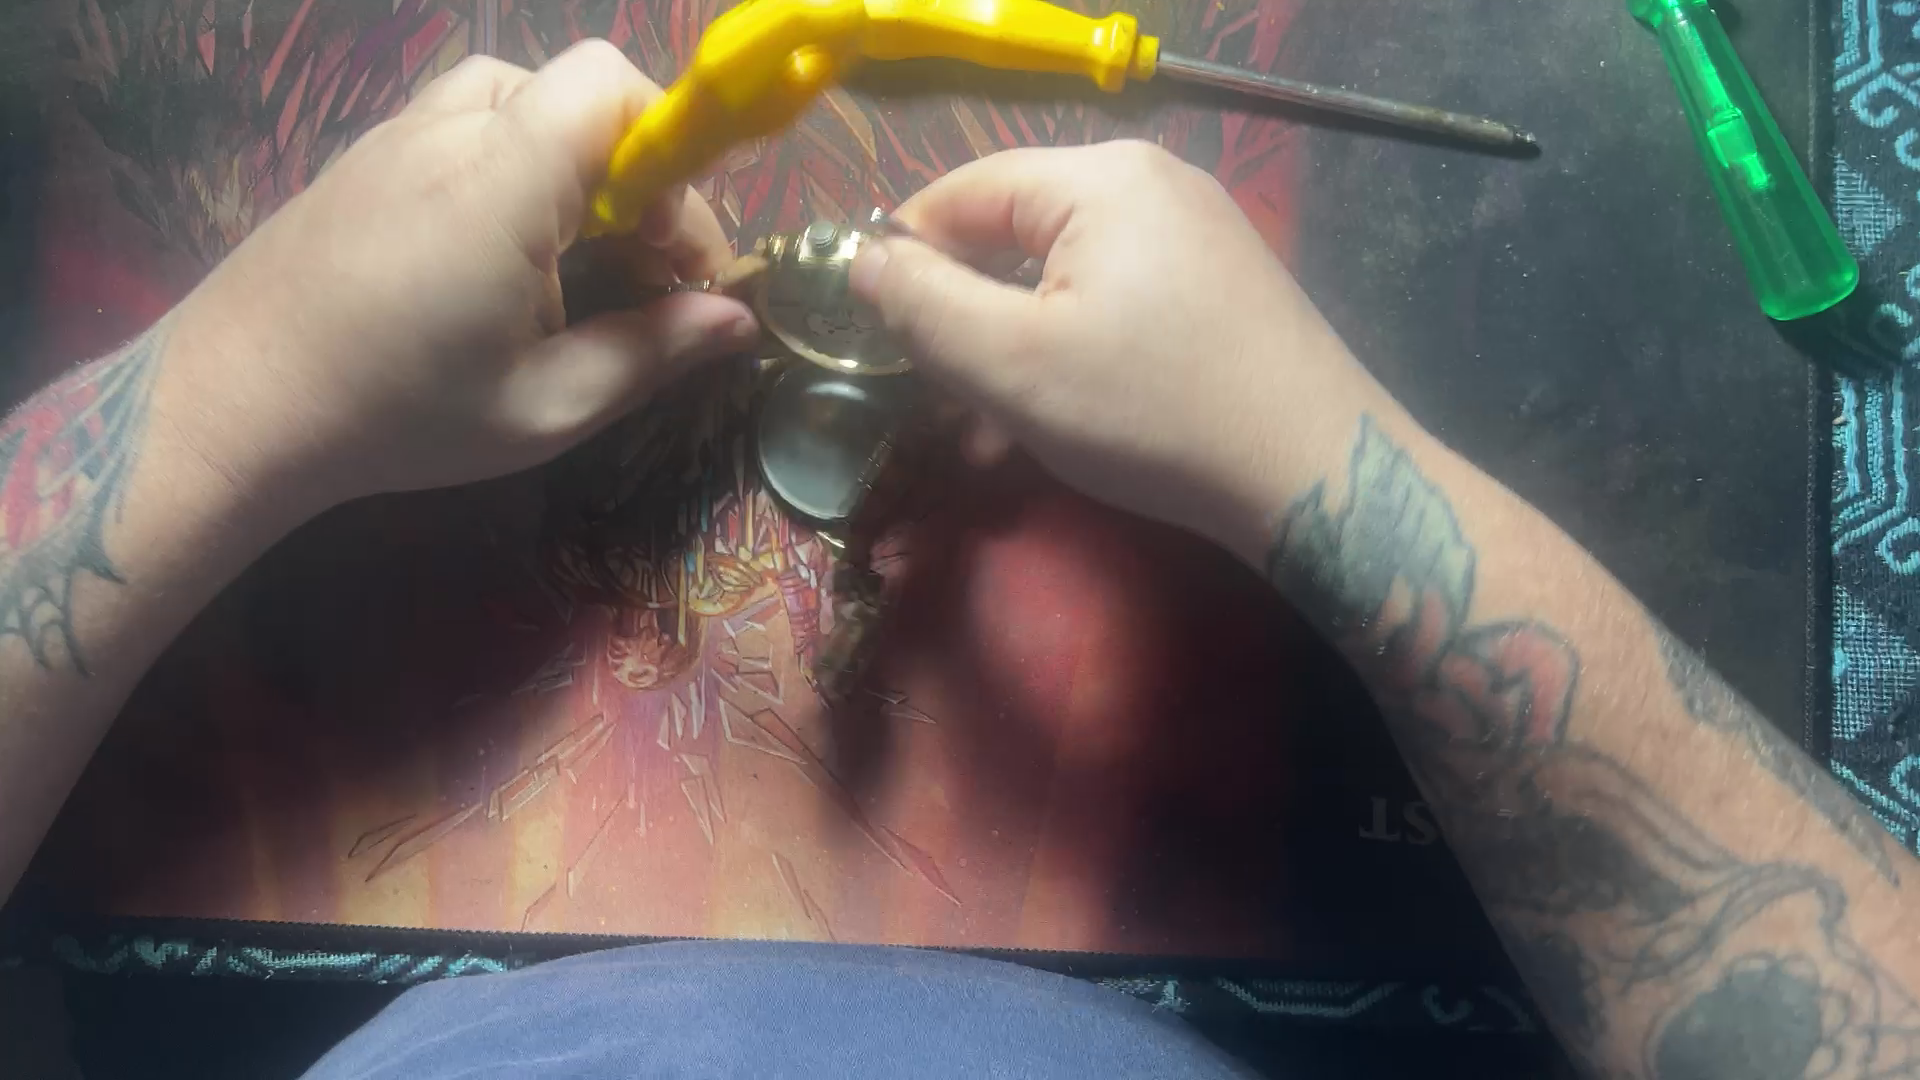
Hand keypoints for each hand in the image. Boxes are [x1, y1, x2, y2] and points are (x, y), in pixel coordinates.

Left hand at [168, 41, 756, 512]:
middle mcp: (450, 132)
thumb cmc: (404, 416)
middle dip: (650, 180)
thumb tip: (744, 321)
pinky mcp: (380, 153)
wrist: (232, 407)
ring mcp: (404, 132)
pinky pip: (486, 121)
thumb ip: (656, 352)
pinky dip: (542, 169)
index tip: (686, 259)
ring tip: (597, 255)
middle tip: (654, 274)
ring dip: (595, 169)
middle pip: (589, 95)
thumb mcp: (553, 404)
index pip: (612, 91)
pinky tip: (532, 247)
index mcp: (497, 187)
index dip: (677, 161)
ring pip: (537, 101)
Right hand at [849, 141, 1377, 562]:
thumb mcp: (1013, 364)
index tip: (876, 323)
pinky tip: (1056, 410)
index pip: (965, 191)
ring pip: (1061, 280)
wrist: (1311, 477)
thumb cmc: (1150, 413)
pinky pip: (1111, 306)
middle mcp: (1153, 188)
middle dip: (965, 311)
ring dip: (1013, 344)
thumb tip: (864, 260)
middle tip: (939, 387)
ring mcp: (1193, 239)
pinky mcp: (1215, 292)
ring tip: (990, 418)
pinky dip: (1068, 351)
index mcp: (1100, 180)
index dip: (908, 253)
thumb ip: (924, 305)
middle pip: (1016, 235)